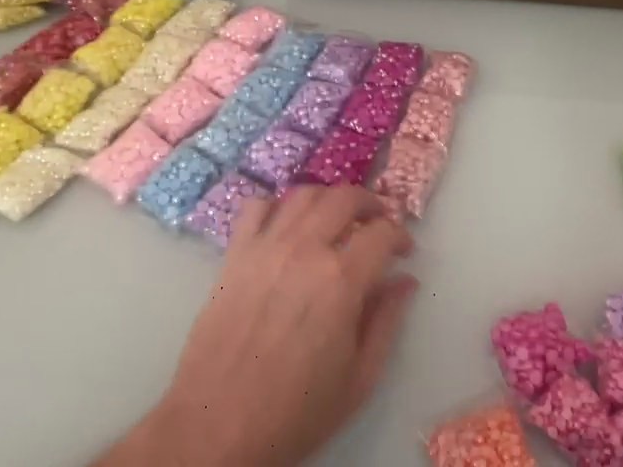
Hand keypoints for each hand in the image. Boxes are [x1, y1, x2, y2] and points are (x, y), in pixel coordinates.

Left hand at [99, 186, 417, 466]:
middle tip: (376, 223)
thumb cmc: (296, 412)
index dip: (400, 236)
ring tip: (335, 218)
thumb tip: (405, 281)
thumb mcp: (359, 378)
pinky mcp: (234, 256)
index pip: (383, 232)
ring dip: (328, 198)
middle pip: (345, 198)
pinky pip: (255, 208)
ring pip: (303, 194)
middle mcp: (305, 250)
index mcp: (342, 280)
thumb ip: (386, 321)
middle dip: (370, 203)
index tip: (403, 252)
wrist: (217, 428)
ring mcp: (265, 248)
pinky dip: (276, 205)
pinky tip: (285, 225)